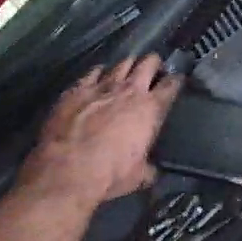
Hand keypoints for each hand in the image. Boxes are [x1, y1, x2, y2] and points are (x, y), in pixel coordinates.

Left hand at [19, 56, 181, 208]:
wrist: (65, 172)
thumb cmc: (108, 175)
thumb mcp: (136, 178)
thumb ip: (148, 170)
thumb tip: (152, 173)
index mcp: (151, 109)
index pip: (171, 84)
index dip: (176, 80)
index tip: (176, 80)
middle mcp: (130, 90)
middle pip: (149, 62)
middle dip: (153, 64)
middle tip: (153, 70)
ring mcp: (103, 86)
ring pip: (122, 63)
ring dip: (128, 66)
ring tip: (127, 71)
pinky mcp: (77, 89)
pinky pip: (92, 72)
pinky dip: (98, 73)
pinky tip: (97, 78)